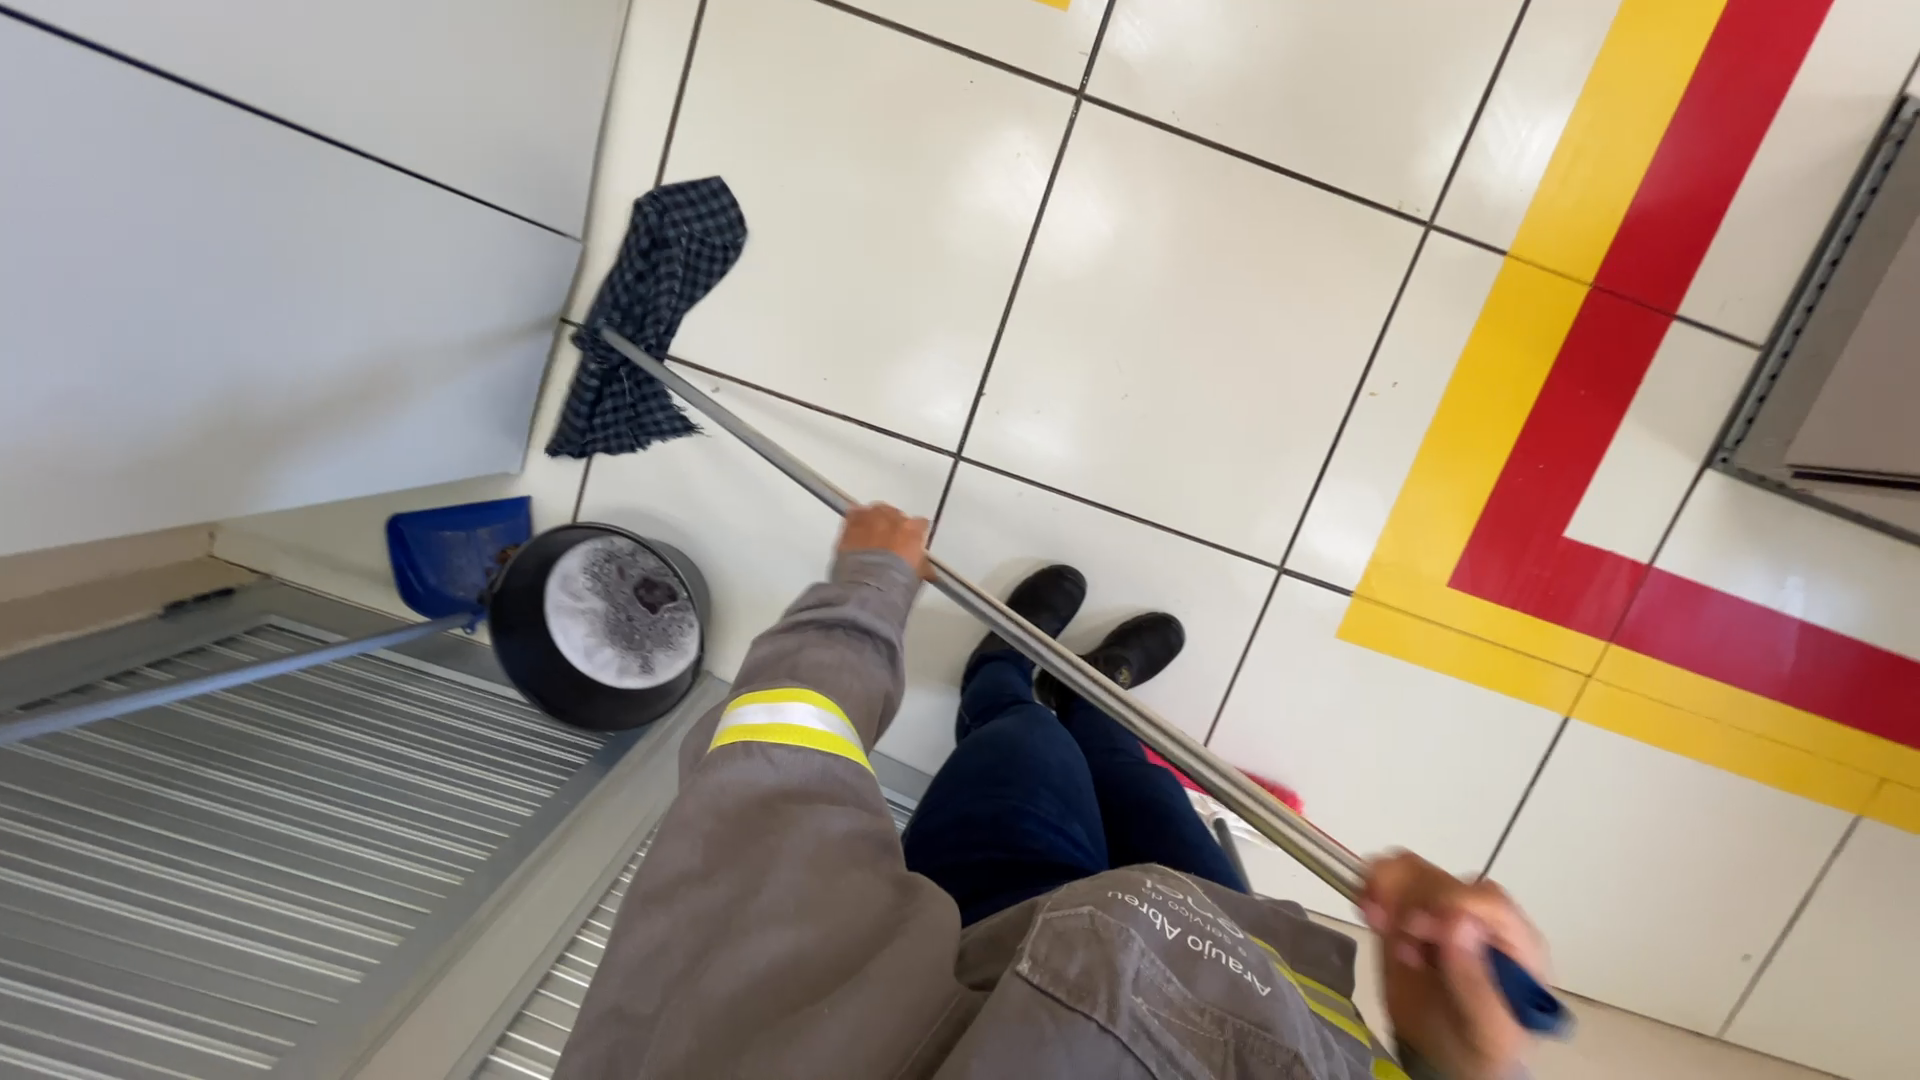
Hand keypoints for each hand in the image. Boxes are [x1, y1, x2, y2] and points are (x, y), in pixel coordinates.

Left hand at [835, 503, 931, 580]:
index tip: (913, 542)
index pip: (920, 524)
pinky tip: (855, 531)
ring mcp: (871, 518)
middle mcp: (893, 518)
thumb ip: (922, 566)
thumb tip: (927, 570)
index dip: (916, 533)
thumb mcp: (917, 575)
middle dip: (894, 525)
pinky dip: (857, 521)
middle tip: (889, 541)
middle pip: (896, 515)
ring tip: (871, 535)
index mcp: (912, 529)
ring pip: (875, 512)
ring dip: (875, 521)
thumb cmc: (898, 581)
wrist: (869, 584)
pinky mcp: (852, 523)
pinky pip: (855, 514)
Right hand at [1363, 851, 1547, 1079]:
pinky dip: (1370, 884)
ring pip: (1409, 867)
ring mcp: (1440, 906)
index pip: (1485, 899)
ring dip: (1387, 894)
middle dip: (1411, 909)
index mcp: (1515, 941)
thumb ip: (1476, 981)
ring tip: (1382, 928)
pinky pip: (1386, 873)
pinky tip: (1370, 915)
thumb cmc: (1477, 1044)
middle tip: (1404, 951)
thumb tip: (1458, 919)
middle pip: (1440, 879)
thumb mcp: (1488, 1030)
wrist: (1442, 1052)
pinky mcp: (1406, 906)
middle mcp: (1480, 914)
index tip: (1419, 932)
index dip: (1447, 905)